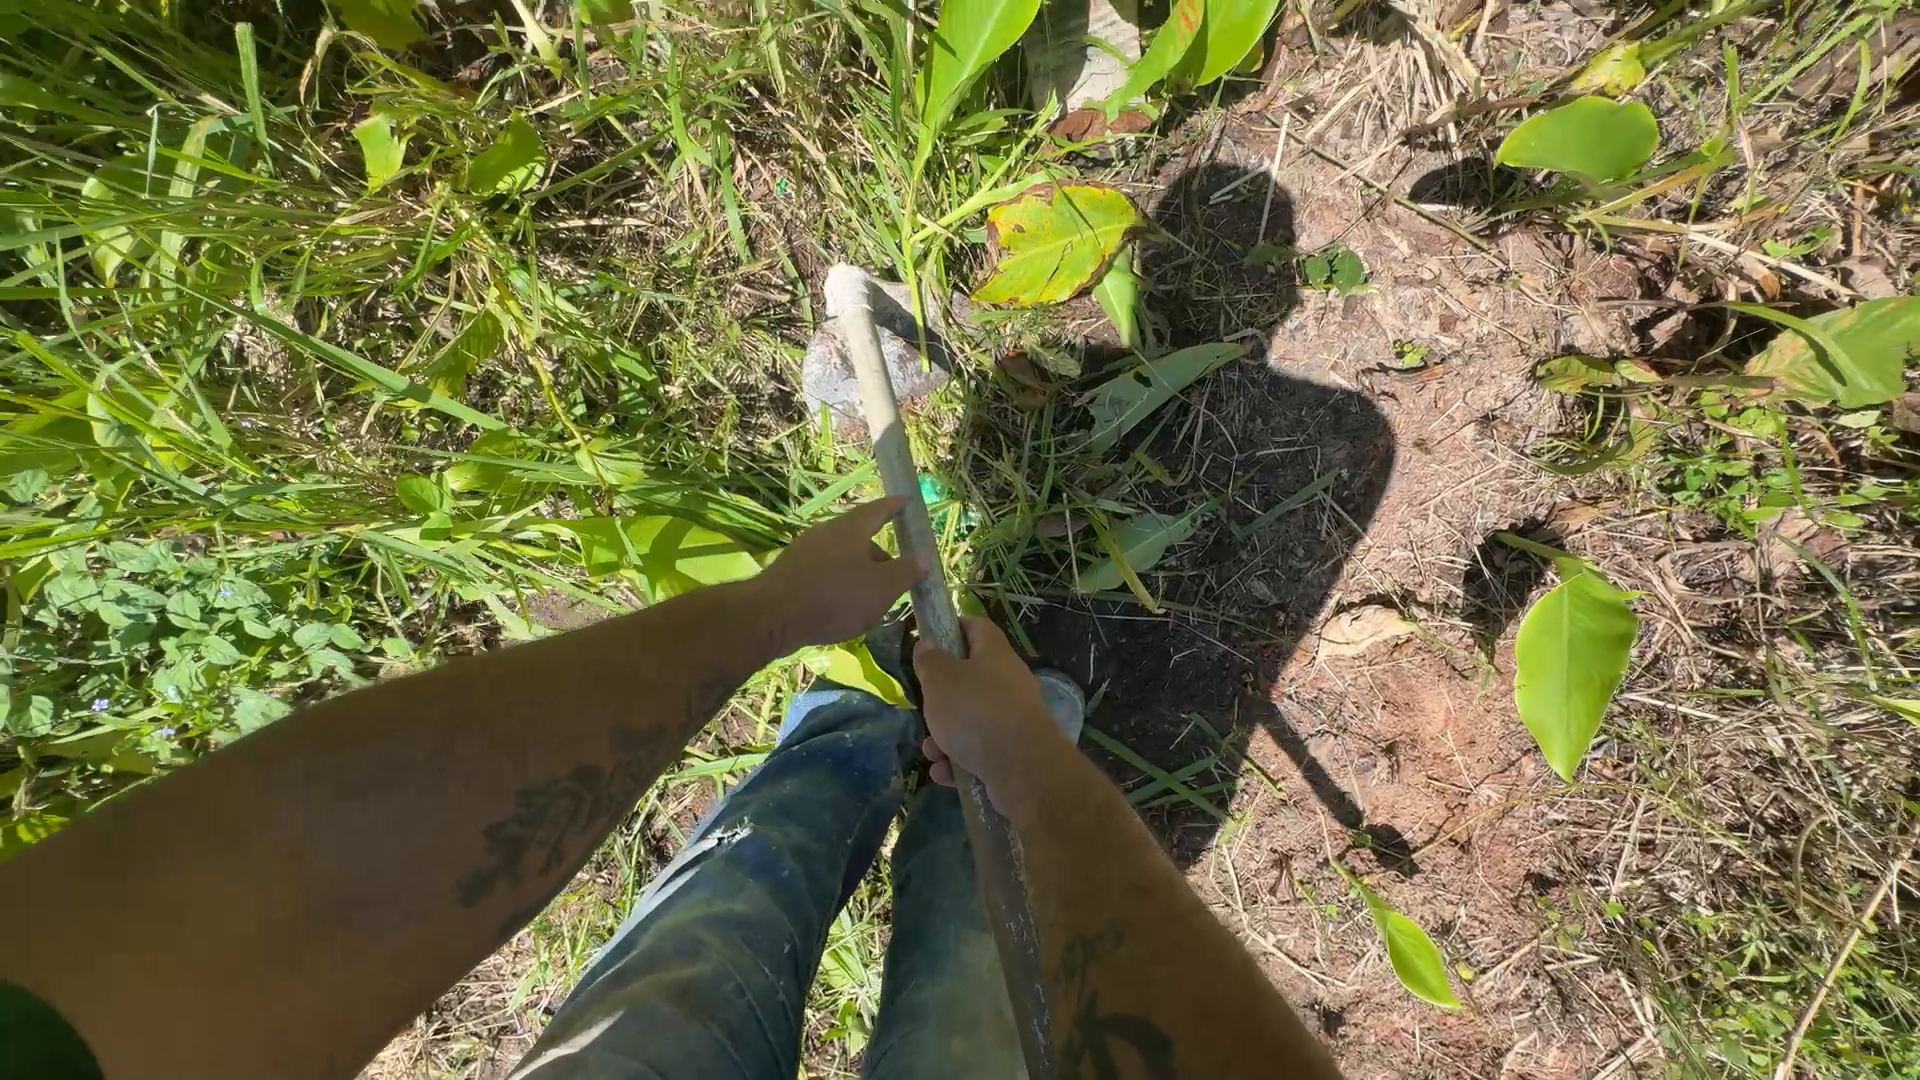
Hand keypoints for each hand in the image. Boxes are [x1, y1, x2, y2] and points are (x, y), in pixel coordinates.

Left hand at [757, 497, 926, 648]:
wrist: (772, 617)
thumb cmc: (835, 597)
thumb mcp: (882, 588)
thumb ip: (906, 571)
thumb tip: (925, 557)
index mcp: (851, 528)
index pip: (878, 510)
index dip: (894, 507)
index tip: (905, 501)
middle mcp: (826, 532)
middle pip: (858, 536)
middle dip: (878, 553)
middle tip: (894, 573)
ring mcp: (804, 551)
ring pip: (840, 556)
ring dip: (857, 571)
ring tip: (869, 596)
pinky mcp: (788, 572)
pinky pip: (823, 571)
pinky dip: (838, 582)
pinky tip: (841, 605)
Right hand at [915, 617, 1073, 814]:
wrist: (1020, 767)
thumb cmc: (974, 711)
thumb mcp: (939, 679)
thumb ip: (930, 660)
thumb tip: (928, 644)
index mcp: (994, 653)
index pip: (976, 627)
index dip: (953, 628)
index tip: (930, 641)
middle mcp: (1008, 681)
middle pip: (970, 679)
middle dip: (941, 698)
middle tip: (924, 707)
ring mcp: (1013, 717)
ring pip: (971, 719)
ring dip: (945, 736)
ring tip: (930, 752)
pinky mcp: (1014, 751)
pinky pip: (980, 749)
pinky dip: (960, 760)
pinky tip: (944, 772)